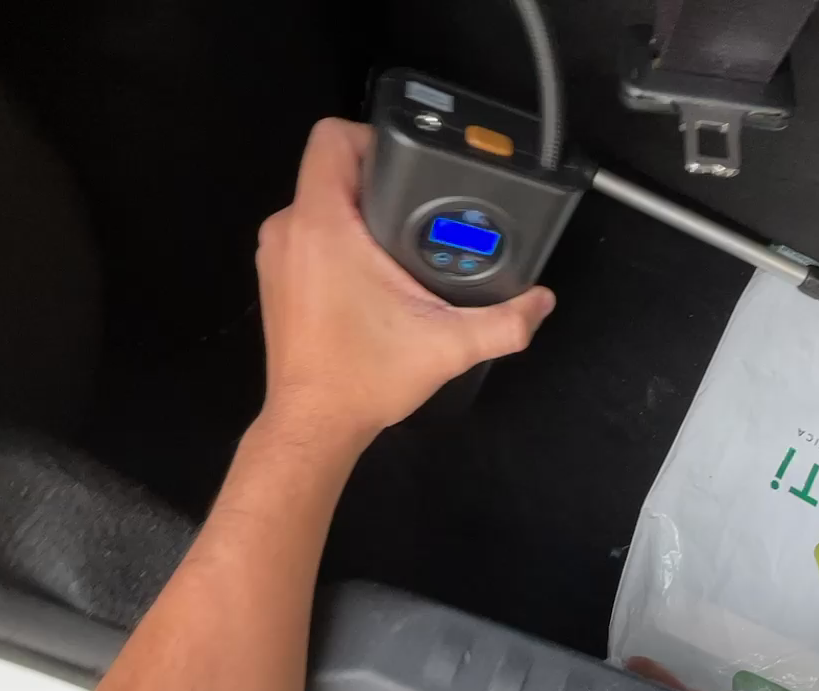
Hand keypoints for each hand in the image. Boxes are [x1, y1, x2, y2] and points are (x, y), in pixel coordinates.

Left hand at [252, 118, 556, 451]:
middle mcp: (290, 229)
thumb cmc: (368, 378)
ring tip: (403, 247)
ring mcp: (276, 256)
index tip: (413, 168)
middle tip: (422, 212)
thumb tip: (543, 302)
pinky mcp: (275, 281)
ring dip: (359, 215)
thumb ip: (504, 323)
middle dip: (378, 182)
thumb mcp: (448, 347)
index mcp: (325, 225)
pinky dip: (340, 243)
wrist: (315, 425)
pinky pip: (308, 237)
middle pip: (331, 171)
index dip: (374, 138)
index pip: (334, 138)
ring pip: (320, 205)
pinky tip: (374, 278)